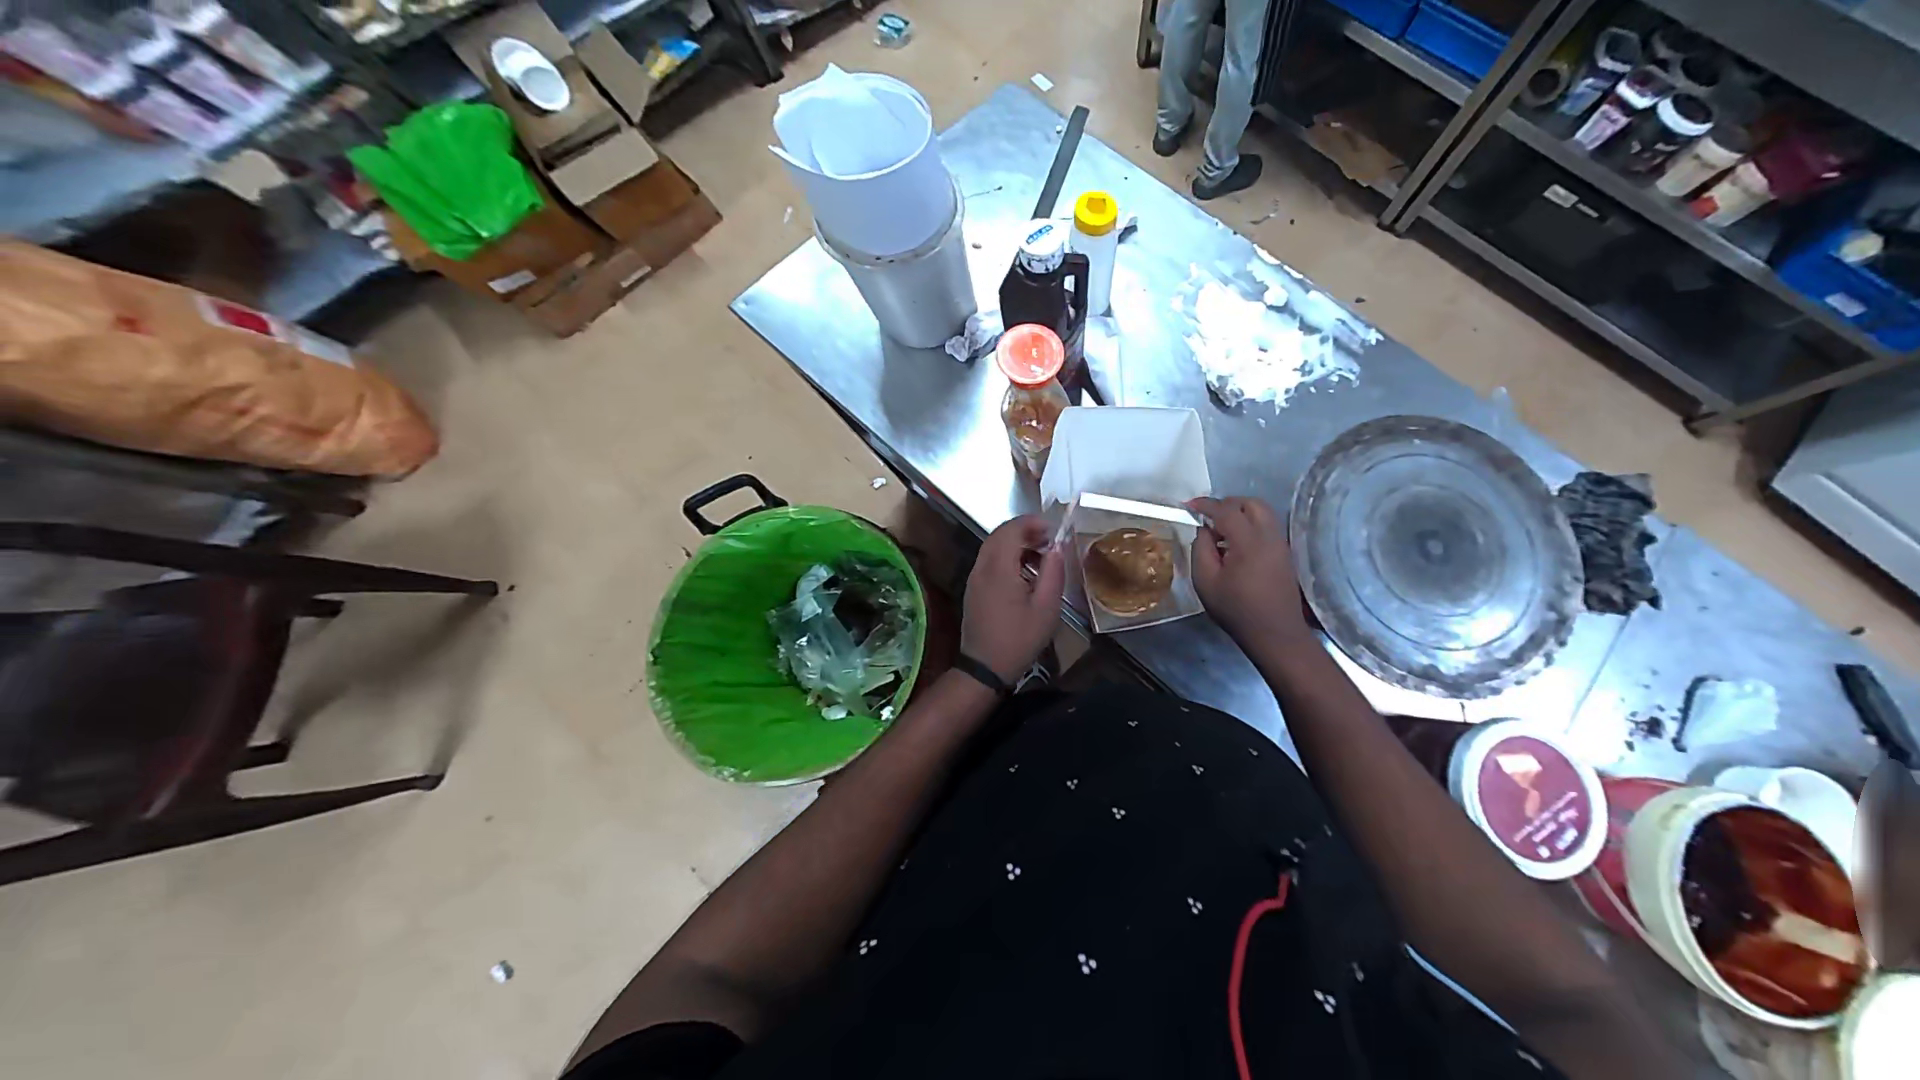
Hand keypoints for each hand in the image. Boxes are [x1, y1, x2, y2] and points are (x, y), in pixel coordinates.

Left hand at [961, 516, 1066, 682]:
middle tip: (1049, 540)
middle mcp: (982, 567)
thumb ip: (1053, 572)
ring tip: (1040, 556)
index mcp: (999, 568)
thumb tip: (1058, 547)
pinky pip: (989, 561)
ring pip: (992, 547)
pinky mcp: (973, 589)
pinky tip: (1024, 573)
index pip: (1011, 530)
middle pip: (999, 534)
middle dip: (1024, 531)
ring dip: (1015, 543)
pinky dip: (1006, 556)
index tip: (1053, 529)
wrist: (984, 667)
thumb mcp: (1046, 608)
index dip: (1032, 523)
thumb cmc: (1019, 639)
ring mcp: (974, 578)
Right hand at [1188, 496, 1310, 652]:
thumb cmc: (1236, 610)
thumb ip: (1200, 549)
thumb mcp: (1205, 581)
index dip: (1206, 504)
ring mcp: (1281, 544)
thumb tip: (1204, 530)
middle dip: (1227, 504)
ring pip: (1263, 513)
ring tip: (1221, 531)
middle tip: (1208, 517)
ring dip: (1240, 513)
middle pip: (1251, 504)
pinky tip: (1236, 544)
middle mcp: (1269, 536)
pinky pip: (1267, 526)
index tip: (1189, 506)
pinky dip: (1250, 524)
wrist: (1275, 633)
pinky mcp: (1285, 553)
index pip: (1226, 510)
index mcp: (1249, 542)